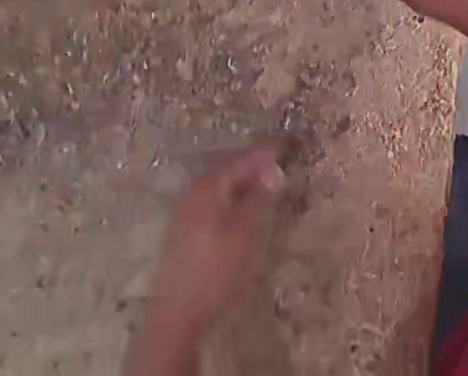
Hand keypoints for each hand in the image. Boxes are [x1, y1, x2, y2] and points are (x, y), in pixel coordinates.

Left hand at [127, 148, 283, 374]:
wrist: (178, 318)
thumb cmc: (219, 267)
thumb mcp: (250, 228)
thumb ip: (262, 194)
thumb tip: (274, 170)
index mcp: (209, 186)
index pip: (244, 158)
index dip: (268, 153)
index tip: (289, 148)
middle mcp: (193, 194)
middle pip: (230, 170)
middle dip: (255, 167)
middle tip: (281, 168)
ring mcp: (185, 215)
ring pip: (222, 188)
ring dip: (244, 185)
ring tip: (267, 189)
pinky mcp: (183, 234)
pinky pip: (214, 204)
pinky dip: (232, 200)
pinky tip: (244, 212)